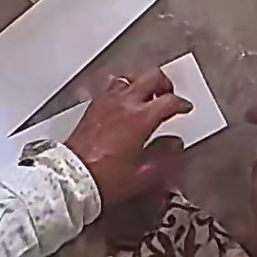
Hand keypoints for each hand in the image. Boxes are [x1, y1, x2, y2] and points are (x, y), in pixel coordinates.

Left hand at [65, 69, 192, 206]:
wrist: (72, 178)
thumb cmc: (105, 178)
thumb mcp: (144, 174)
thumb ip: (165, 156)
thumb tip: (174, 144)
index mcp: (140, 118)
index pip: (169, 101)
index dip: (181, 104)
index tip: (185, 108)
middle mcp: (124, 104)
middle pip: (151, 78)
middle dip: (165, 84)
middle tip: (169, 94)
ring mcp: (107, 102)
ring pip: (130, 77)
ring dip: (142, 83)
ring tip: (148, 93)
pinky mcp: (93, 106)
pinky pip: (112, 86)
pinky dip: (123, 87)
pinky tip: (124, 98)